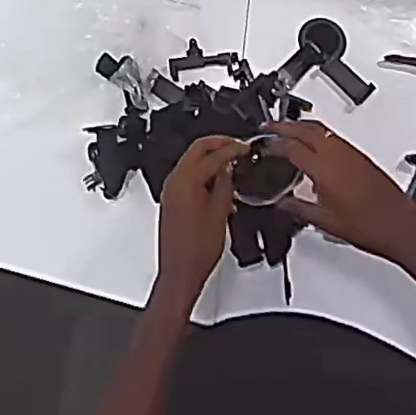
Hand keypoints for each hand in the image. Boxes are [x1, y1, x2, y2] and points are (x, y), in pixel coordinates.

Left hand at [154, 135, 245, 309]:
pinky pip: (187, 175)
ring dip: (210, 157)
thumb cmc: (197, 249)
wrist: (180, 271)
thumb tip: (227, 169)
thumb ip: (224, 184)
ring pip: (191, 160)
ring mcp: (171, 189)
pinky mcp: (171, 198)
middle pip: (196, 149)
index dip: (231, 148)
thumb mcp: (220, 212)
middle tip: (237, 146)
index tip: (244, 148)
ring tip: (231, 162)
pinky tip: (218, 181)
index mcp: (186, 180)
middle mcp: (174, 180)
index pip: (211, 154)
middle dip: (218, 144)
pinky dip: (203, 171)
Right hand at [268, 120, 415, 262]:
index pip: (291, 147)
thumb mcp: (326, 222)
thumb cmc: (371, 226)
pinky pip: (332, 135)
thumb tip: (283, 203)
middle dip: (282, 125)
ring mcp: (350, 152)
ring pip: (319, 128)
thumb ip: (299, 209)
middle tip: (268, 127)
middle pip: (303, 129)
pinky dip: (316, 132)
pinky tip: (313, 142)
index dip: (273, 144)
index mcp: (324, 169)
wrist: (401, 227)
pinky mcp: (360, 155)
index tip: (263, 144)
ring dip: (299, 125)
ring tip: (286, 129)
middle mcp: (337, 155)